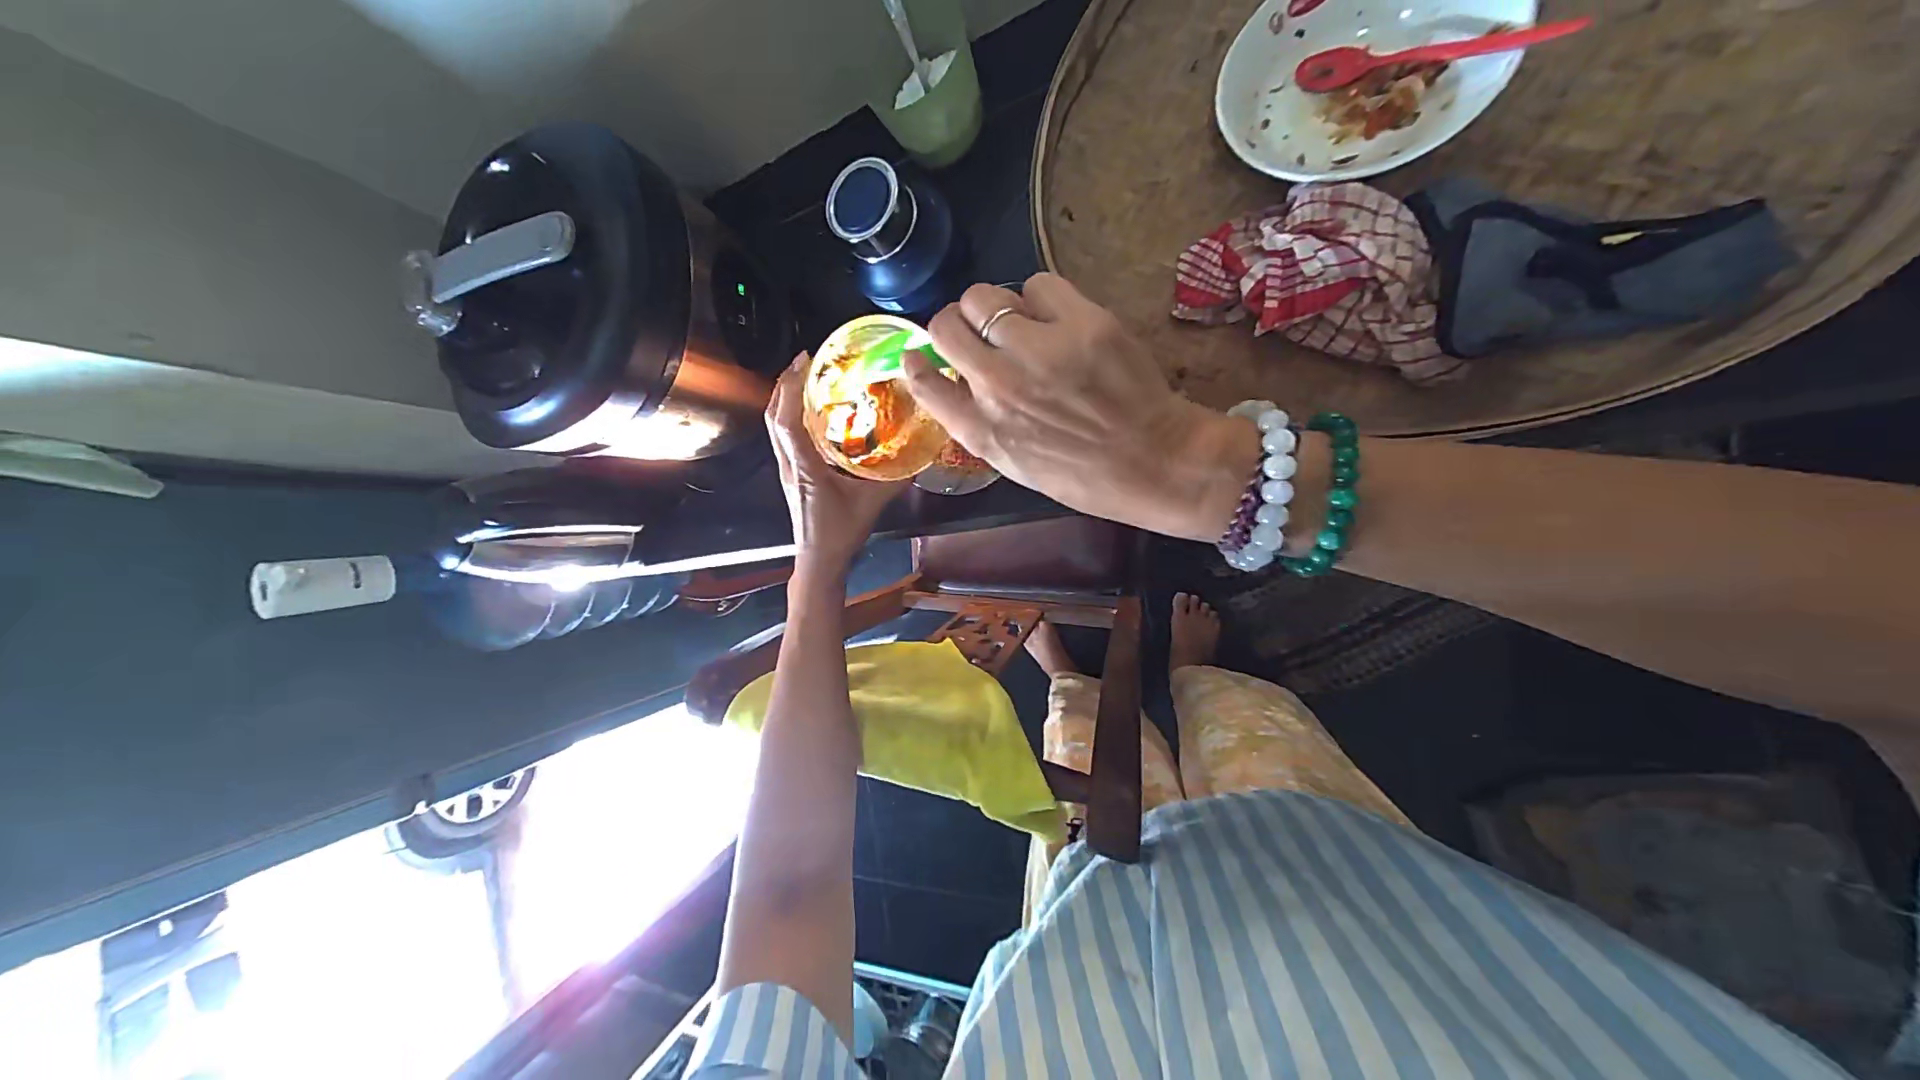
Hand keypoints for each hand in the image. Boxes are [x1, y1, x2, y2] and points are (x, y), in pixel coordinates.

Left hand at [766, 353, 908, 569]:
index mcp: (803, 467)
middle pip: (774, 416)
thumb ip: (894, 479)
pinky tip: (812, 413)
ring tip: (806, 380)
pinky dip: (791, 416)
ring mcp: (785, 469)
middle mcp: (788, 463)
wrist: (819, 560)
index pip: (788, 420)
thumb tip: (918, 455)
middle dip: (785, 384)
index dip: (792, 387)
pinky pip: (784, 437)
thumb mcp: (872, 503)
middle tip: (806, 362)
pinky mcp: (790, 475)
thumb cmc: (840, 533)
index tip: (805, 360)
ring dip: (785, 399)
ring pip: (775, 426)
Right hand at [904, 274, 1260, 540]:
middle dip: (957, 324)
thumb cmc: (1083, 474)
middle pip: (946, 323)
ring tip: (1024, 327)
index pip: (924, 380)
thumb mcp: (1015, 463)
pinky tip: (1060, 321)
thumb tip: (951, 377)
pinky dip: (1042, 299)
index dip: (919, 361)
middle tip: (982, 333)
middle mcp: (999, 387)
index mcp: (982, 430)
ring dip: (998, 309)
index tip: (921, 355)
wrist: (1154, 461)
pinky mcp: (1081, 323)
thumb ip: (975, 421)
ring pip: (986, 296)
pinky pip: (1038, 284)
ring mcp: (1038, 351)